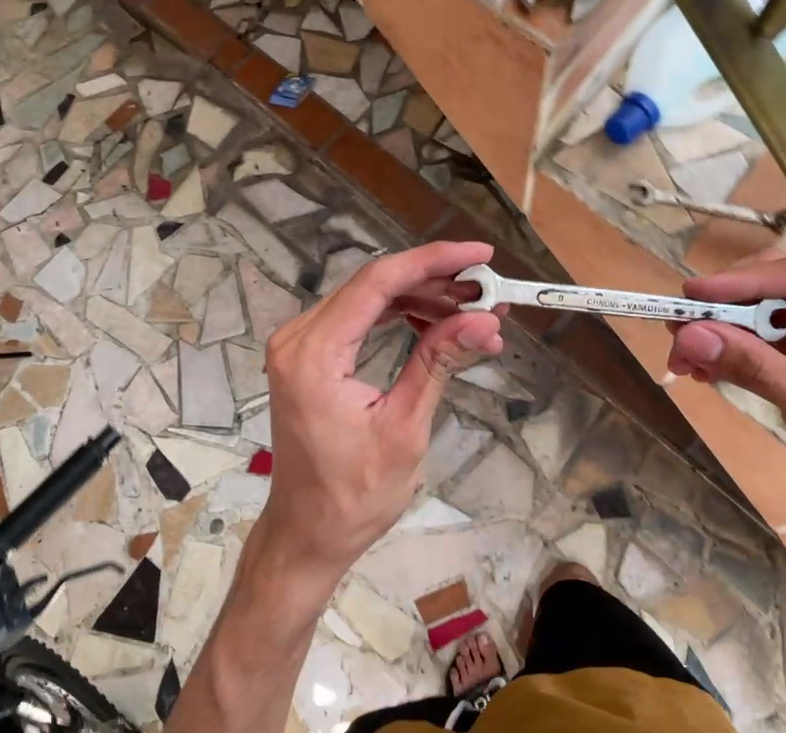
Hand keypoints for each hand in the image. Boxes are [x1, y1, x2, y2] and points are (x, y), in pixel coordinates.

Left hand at [257, 242, 504, 579]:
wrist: (308, 532)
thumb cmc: (354, 494)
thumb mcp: (404, 427)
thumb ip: (438, 362)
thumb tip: (486, 321)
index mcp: (314, 354)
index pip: (378, 283)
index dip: (432, 261)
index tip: (480, 254)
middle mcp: (297, 337)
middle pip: (373, 284)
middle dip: (434, 280)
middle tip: (487, 290)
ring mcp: (298, 345)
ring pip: (367, 298)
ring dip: (419, 298)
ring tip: (472, 311)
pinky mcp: (306, 356)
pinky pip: (356, 318)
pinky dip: (396, 315)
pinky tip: (434, 322)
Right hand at [665, 254, 785, 520]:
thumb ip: (753, 365)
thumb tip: (686, 335)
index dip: (744, 282)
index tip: (691, 291)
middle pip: (780, 284)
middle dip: (728, 305)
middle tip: (680, 323)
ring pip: (765, 307)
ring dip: (722, 327)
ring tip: (681, 352)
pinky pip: (763, 334)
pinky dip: (732, 348)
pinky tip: (701, 366)